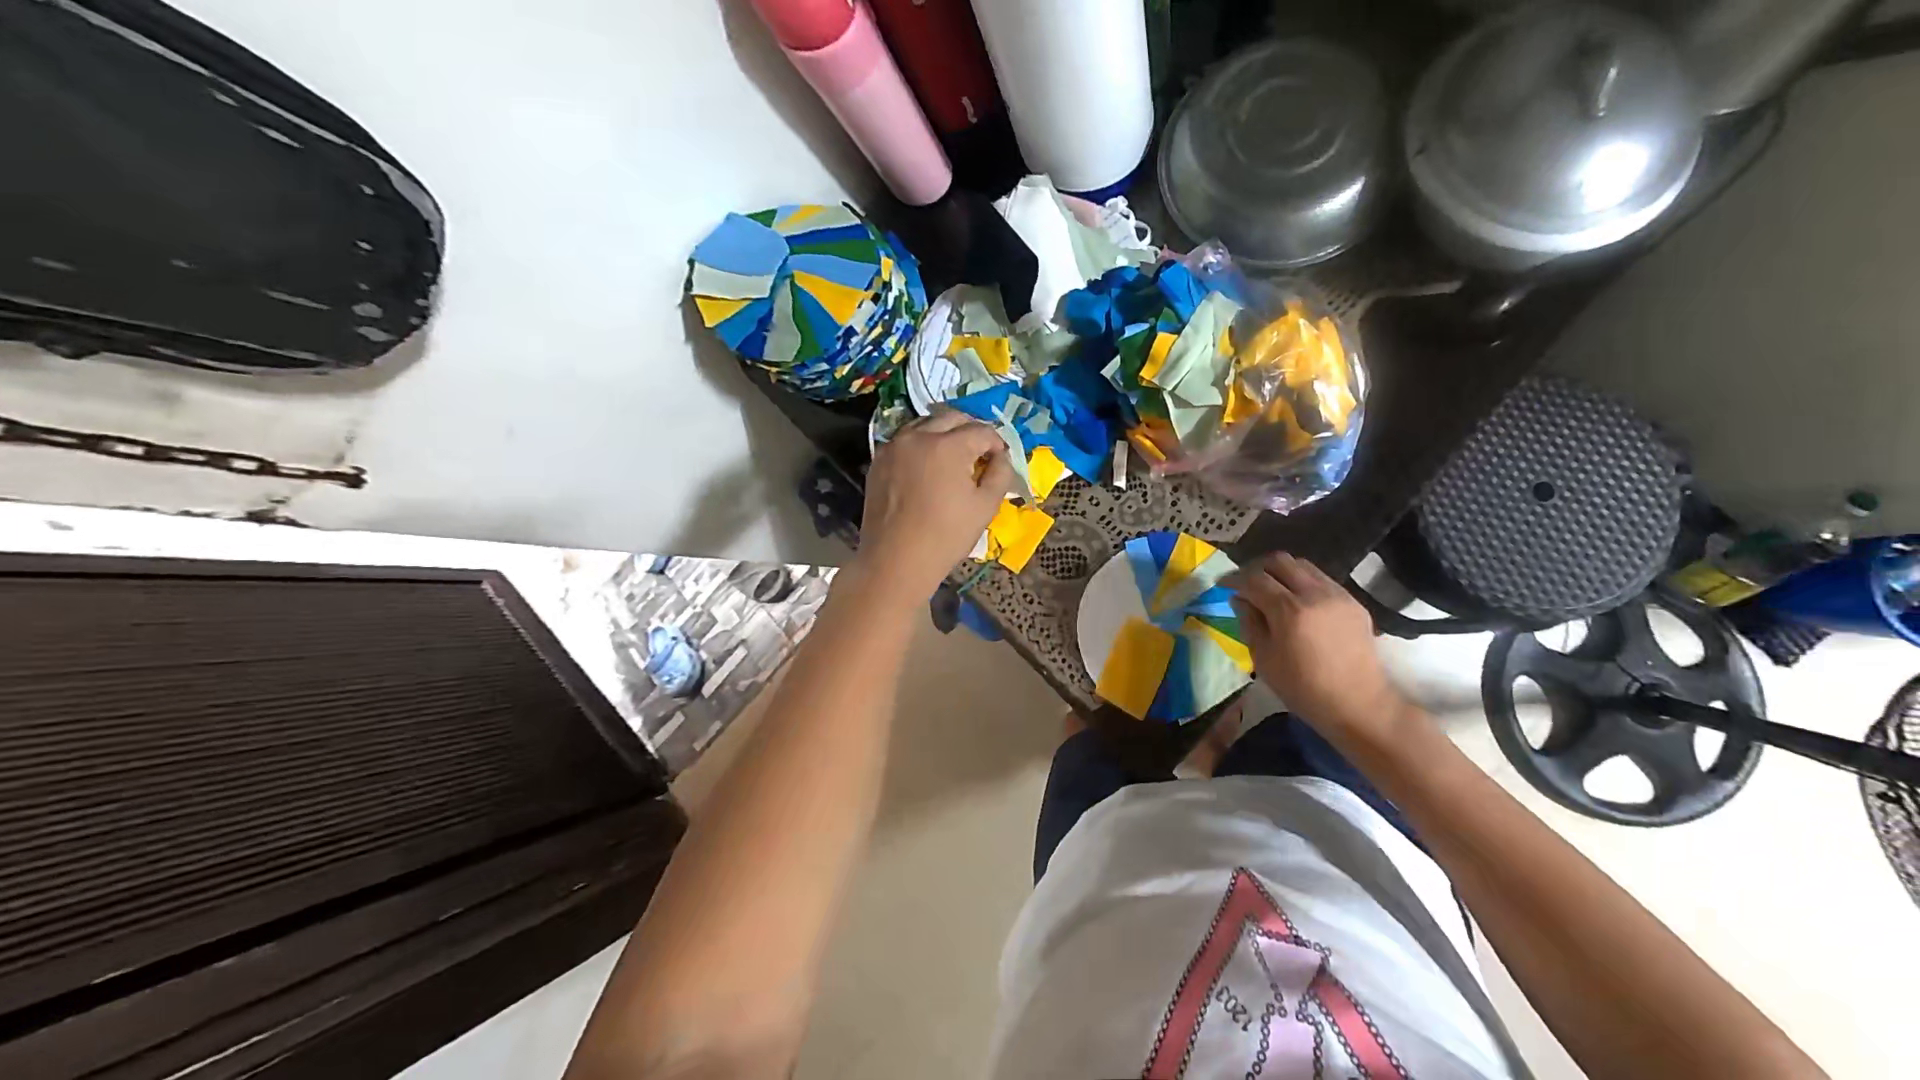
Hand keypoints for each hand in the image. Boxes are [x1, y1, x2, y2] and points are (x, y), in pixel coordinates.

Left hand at [852, 409, 1012, 596]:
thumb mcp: (985, 507)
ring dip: (943, 433)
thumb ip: (1000, 474)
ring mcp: (894, 446)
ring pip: (924, 424)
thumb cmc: (945, 536)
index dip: (996, 443)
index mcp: (948, 446)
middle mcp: (919, 436)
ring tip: (952, 457)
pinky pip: (905, 441)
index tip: (999, 459)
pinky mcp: (878, 460)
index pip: (981, 430)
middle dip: (970, 430)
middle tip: (978, 453)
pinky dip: (920, 445)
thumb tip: (1000, 457)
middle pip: (951, 418)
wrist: (895, 560)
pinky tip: (927, 467)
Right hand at [1230, 553, 1407, 742]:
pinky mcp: (1353, 602)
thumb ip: (1249, 622)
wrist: (1357, 703)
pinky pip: (1322, 580)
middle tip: (1246, 584)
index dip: (1233, 579)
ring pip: (1303, 566)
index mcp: (1289, 611)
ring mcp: (1338, 595)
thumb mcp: (1264, 658)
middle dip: (1257, 568)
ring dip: (1281, 572)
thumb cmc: (1302, 688)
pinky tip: (1297, 603)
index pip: (1254, 579)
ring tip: (1272, 590)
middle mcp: (1315, 594)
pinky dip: (1303, 583)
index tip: (1221, 585)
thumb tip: (1240, 599)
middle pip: (1280, 561)